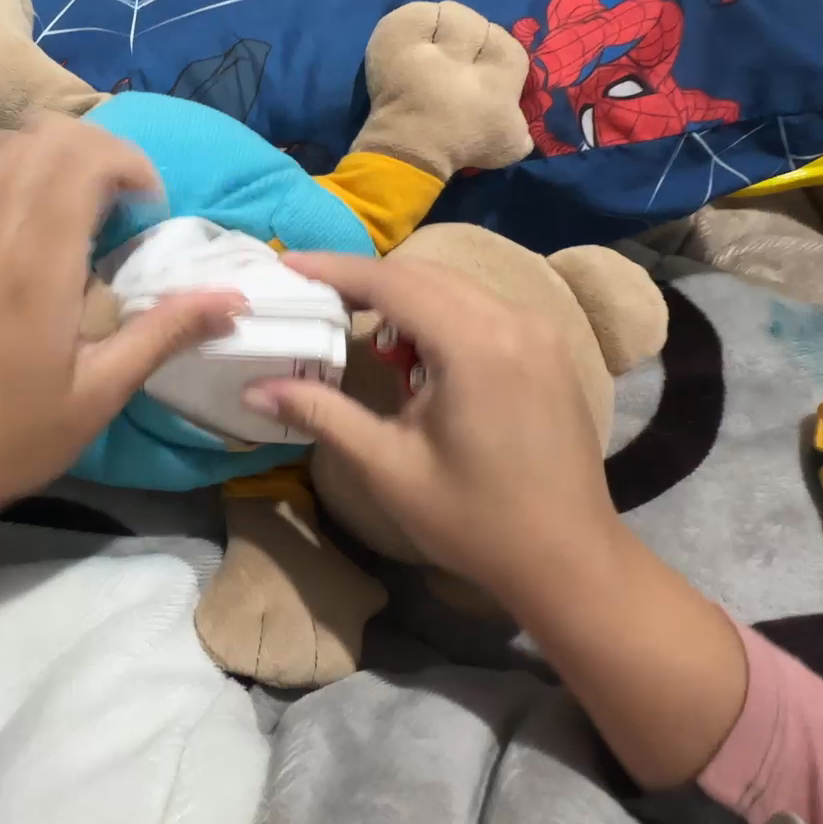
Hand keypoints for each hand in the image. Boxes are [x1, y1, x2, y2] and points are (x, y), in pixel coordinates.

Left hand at [0, 118, 242, 585]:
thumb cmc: (8, 438)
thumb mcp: (99, 394)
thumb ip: (164, 333)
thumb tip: (234, 301)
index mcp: (38, 263)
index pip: (85, 158)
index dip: (131, 165)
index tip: (150, 211)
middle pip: (46, 136)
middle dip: (99, 151)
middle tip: (123, 203)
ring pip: (1, 145)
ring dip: (50, 156)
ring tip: (75, 204)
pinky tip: (8, 213)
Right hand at [245, 251, 747, 790]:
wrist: (569, 559)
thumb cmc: (474, 520)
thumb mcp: (387, 467)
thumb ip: (321, 414)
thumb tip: (253, 390)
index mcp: (475, 345)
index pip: (391, 281)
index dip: (333, 269)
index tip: (286, 263)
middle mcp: (513, 320)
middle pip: (422, 273)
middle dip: (362, 280)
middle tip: (310, 297)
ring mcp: (538, 331)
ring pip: (452, 285)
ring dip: (400, 297)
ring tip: (359, 333)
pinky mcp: (546, 348)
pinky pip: (479, 306)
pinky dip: (436, 314)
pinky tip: (416, 357)